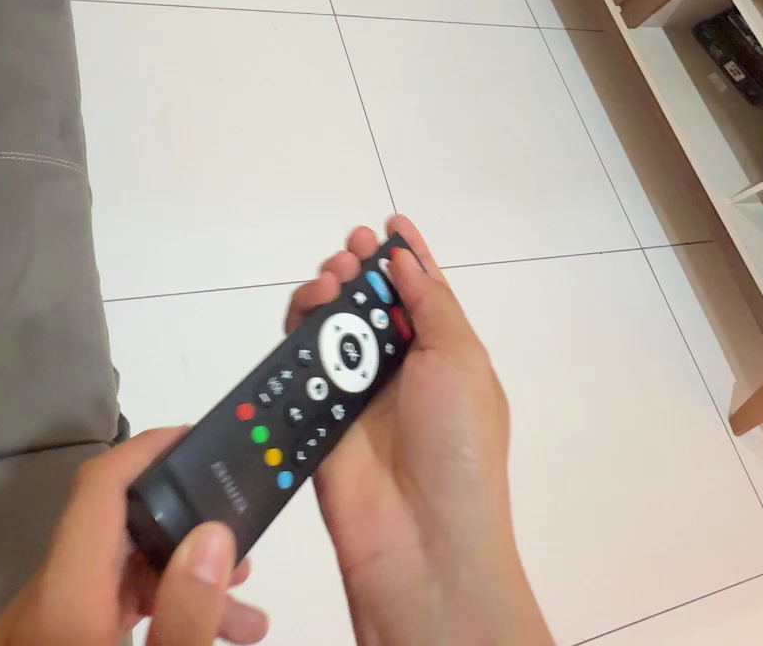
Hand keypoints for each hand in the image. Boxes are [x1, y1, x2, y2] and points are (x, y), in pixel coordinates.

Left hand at [0, 427, 267, 645]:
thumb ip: (186, 617)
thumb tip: (214, 533)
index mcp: (62, 603)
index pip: (99, 489)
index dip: (145, 448)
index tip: (196, 436)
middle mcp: (41, 604)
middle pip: (115, 531)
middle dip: (186, 529)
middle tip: (246, 546)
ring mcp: (38, 632)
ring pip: (114, 576)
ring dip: (178, 580)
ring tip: (244, 617)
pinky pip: (101, 612)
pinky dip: (150, 612)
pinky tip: (199, 636)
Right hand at [287, 215, 553, 645]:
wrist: (418, 538)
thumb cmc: (456, 442)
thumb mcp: (461, 360)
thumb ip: (430, 302)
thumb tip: (404, 259)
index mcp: (443, 355)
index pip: (424, 292)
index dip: (408, 256)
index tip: (391, 224)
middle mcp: (400, 367)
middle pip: (373, 301)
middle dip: (363, 267)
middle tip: (352, 250)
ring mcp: (356, 387)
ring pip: (334, 322)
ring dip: (331, 289)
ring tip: (332, 277)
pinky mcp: (316, 406)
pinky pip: (303, 355)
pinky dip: (302, 322)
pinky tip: (309, 305)